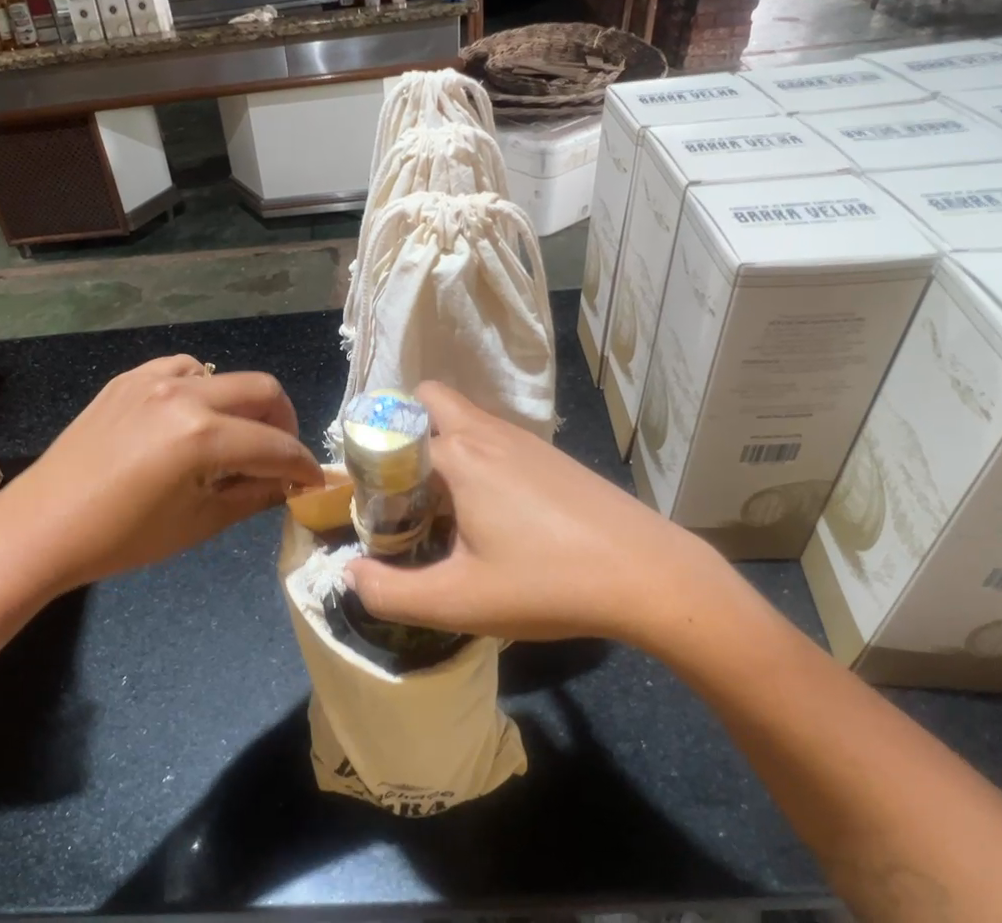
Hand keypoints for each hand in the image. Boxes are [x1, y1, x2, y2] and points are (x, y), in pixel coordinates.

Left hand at [0, 356, 322, 597]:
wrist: (42, 528)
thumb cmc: (122, 539)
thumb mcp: (198, 523)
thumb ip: (253, 495)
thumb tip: (287, 484)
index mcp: (202, 435)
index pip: (276, 444)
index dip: (303, 465)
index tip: (313, 481)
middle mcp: (183, 393)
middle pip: (262, 391)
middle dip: (284, 424)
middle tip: (282, 458)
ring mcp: (151, 379)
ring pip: (224, 375)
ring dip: (243, 404)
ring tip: (237, 438)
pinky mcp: (127, 380)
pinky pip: (182, 369)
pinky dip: (202, 388)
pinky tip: (193, 417)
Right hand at [346, 382, 745, 648]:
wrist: (650, 576)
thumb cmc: (547, 584)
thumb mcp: (458, 602)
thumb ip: (390, 593)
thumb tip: (351, 575)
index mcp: (459, 456)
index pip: (390, 436)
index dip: (369, 469)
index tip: (374, 514)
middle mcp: (489, 434)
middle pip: (430, 400)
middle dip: (404, 434)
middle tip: (405, 494)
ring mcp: (527, 441)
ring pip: (466, 420)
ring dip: (443, 449)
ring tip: (445, 512)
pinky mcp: (553, 458)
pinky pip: (496, 441)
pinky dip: (477, 461)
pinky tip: (495, 516)